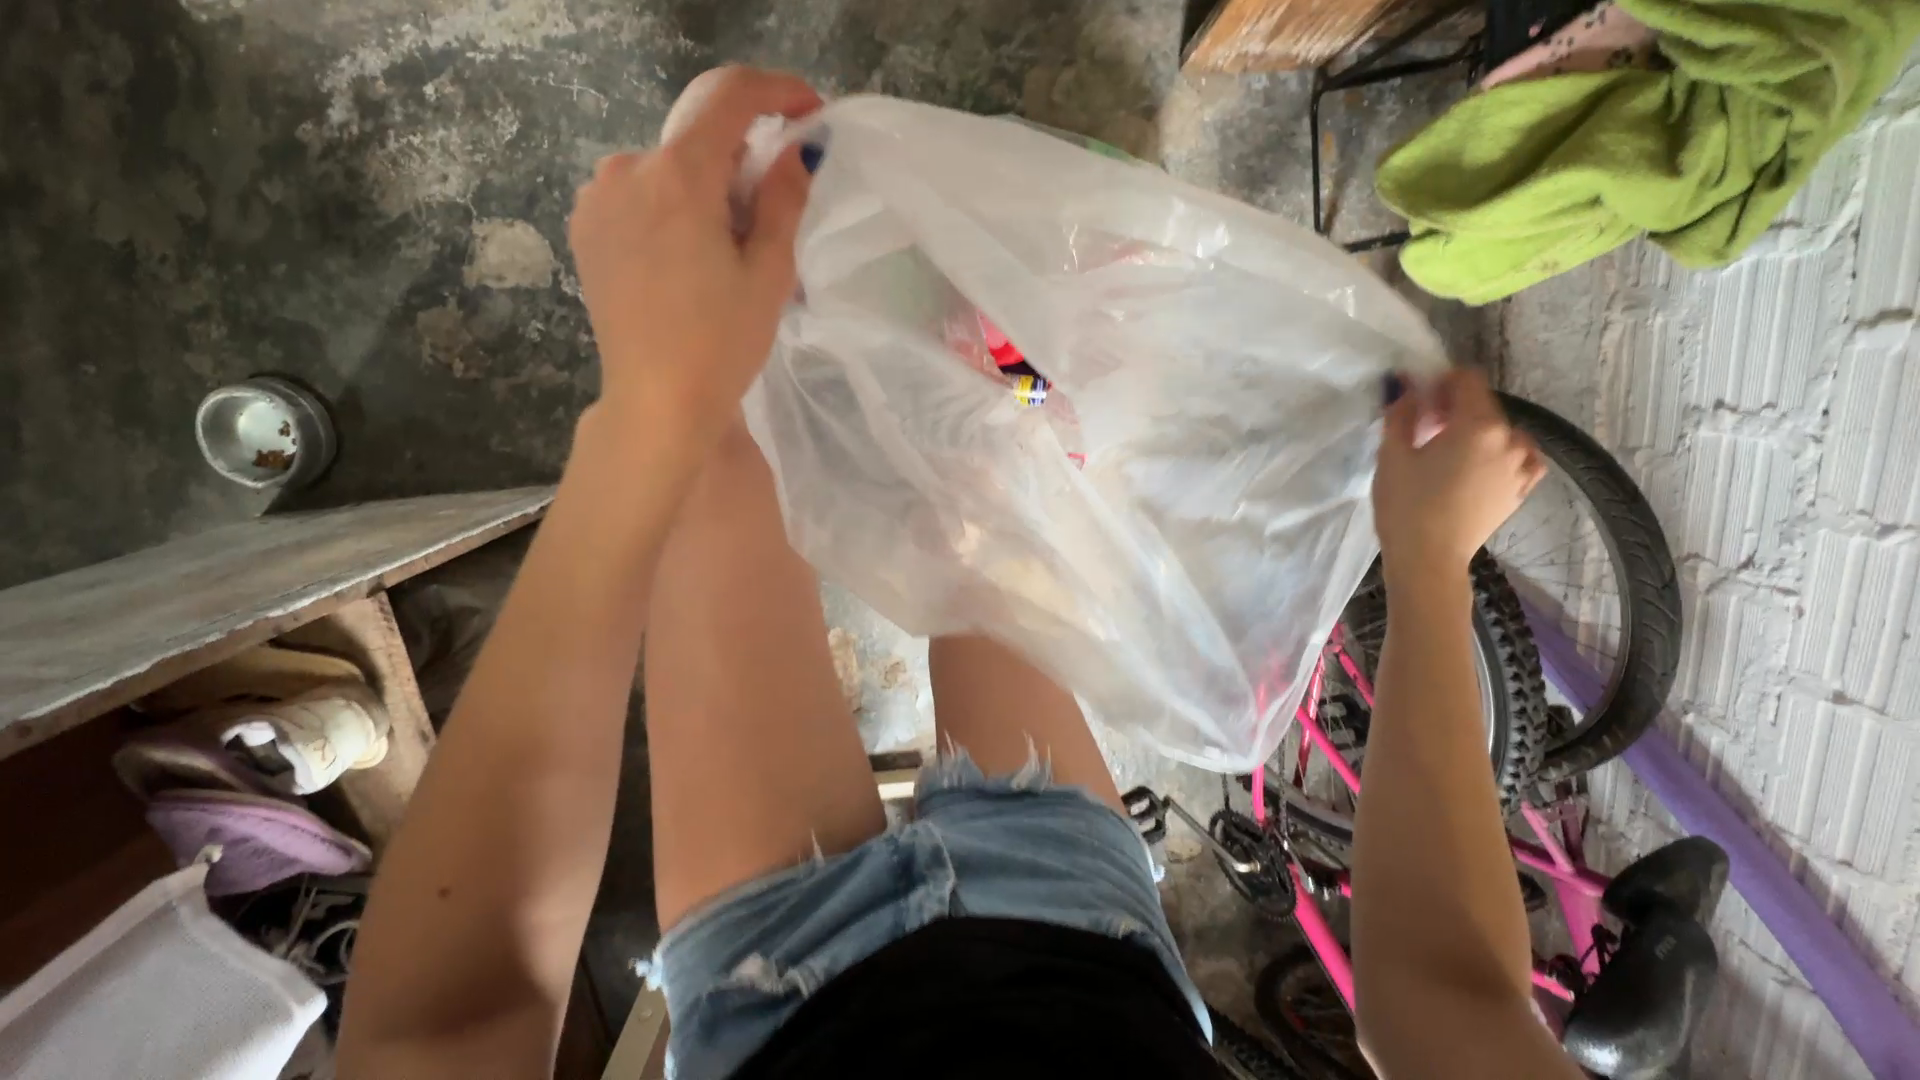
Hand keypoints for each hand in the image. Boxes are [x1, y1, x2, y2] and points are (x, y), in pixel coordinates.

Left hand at [568, 66, 820, 452]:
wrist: (656, 403)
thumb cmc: (722, 344)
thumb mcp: (769, 272)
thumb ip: (784, 198)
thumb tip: (795, 151)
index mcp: (679, 175)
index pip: (728, 95)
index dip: (776, 91)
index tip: (809, 112)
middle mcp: (628, 169)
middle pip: (698, 137)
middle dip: (742, 159)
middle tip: (773, 214)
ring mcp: (597, 197)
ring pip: (668, 168)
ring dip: (705, 188)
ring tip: (726, 252)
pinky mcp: (586, 227)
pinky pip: (640, 194)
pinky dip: (672, 208)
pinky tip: (686, 261)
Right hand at [1373, 369, 1543, 579]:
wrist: (1429, 559)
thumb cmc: (1406, 505)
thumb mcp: (1393, 454)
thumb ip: (1402, 413)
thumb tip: (1405, 385)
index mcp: (1478, 425)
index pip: (1467, 380)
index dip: (1440, 383)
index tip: (1418, 402)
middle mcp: (1509, 438)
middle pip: (1483, 405)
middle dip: (1454, 409)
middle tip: (1423, 431)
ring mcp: (1521, 465)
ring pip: (1500, 431)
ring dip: (1475, 432)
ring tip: (1448, 454)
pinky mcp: (1522, 488)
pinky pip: (1518, 457)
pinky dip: (1500, 453)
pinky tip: (1477, 466)